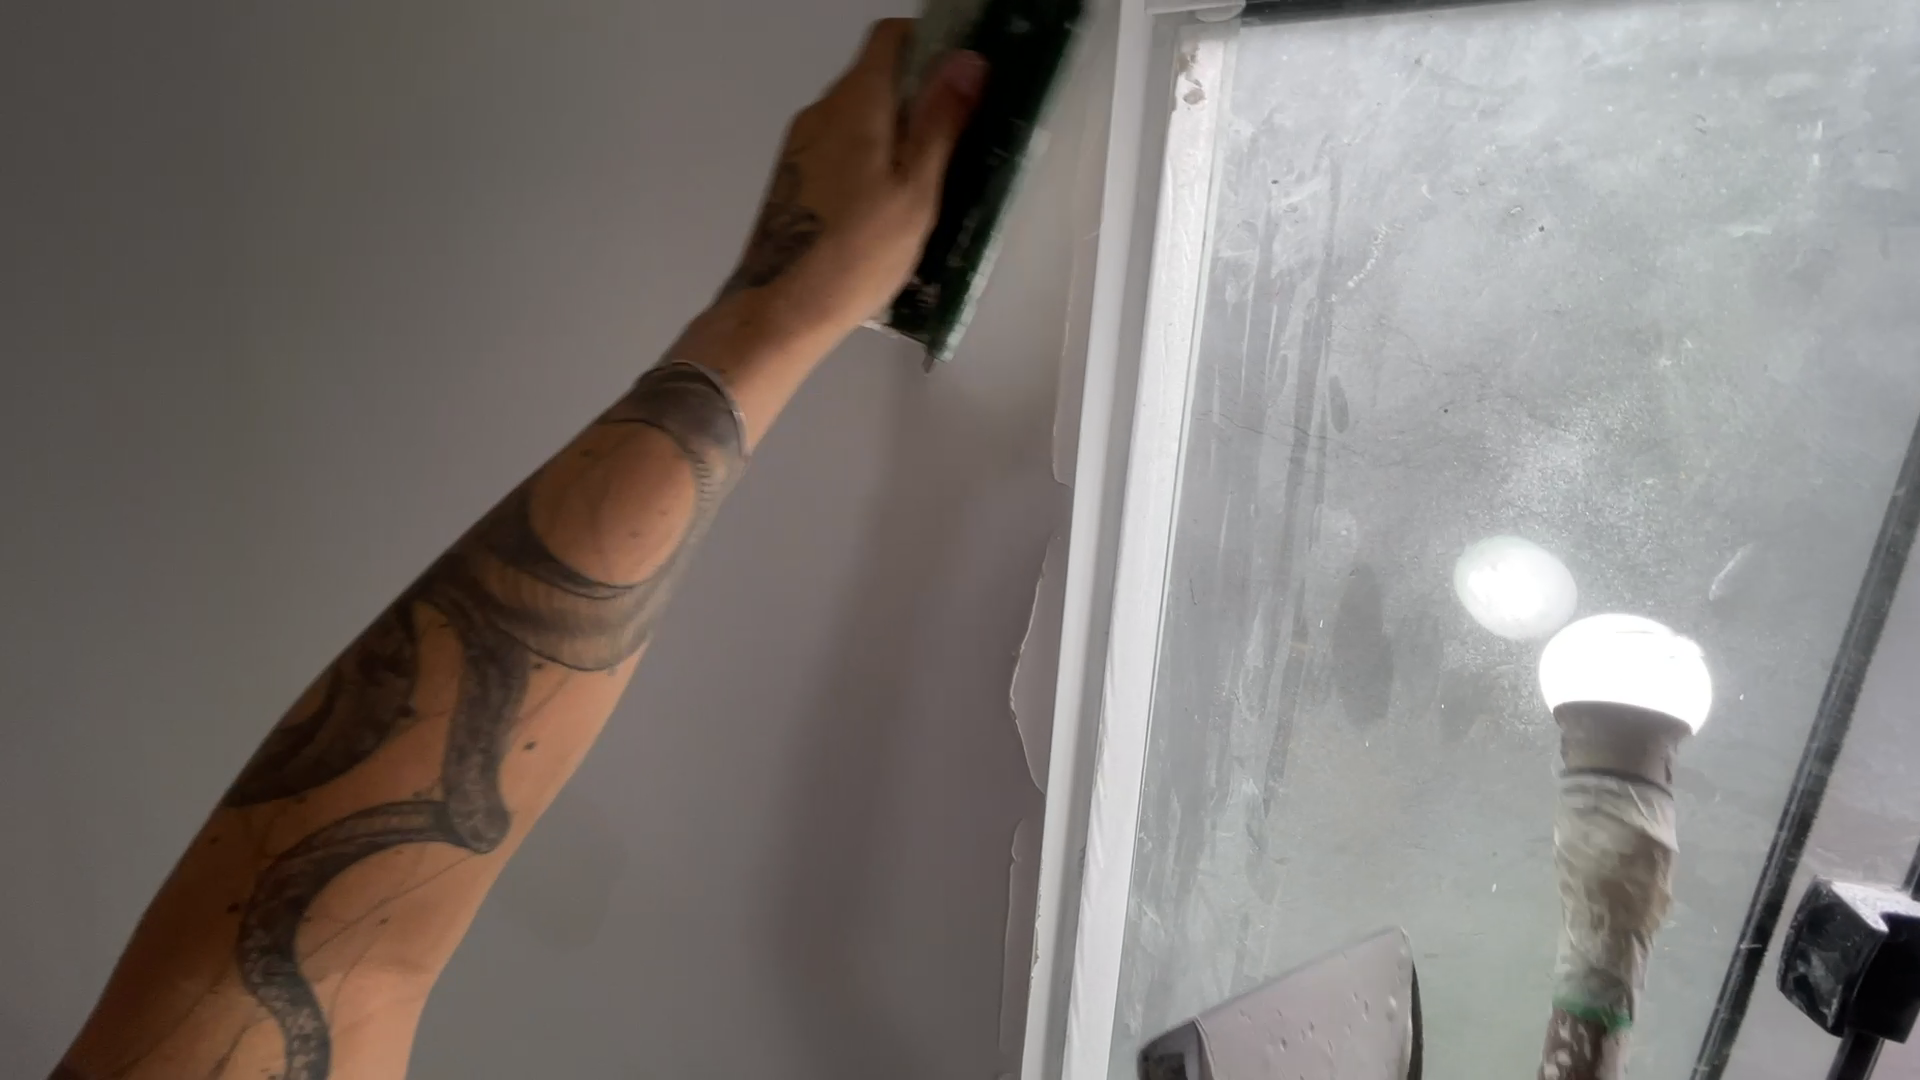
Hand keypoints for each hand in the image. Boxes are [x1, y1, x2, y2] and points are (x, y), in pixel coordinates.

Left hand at [717, 19, 986, 338]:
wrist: (784, 310)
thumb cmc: (858, 254)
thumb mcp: (916, 194)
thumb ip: (939, 124)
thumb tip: (967, 60)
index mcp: (855, 103)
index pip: (891, 38)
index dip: (929, 47)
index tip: (958, 86)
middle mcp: (821, 112)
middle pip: (873, 81)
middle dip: (915, 102)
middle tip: (951, 149)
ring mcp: (800, 147)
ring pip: (856, 121)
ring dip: (891, 138)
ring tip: (921, 189)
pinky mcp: (792, 181)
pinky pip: (839, 153)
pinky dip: (867, 164)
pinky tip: (883, 212)